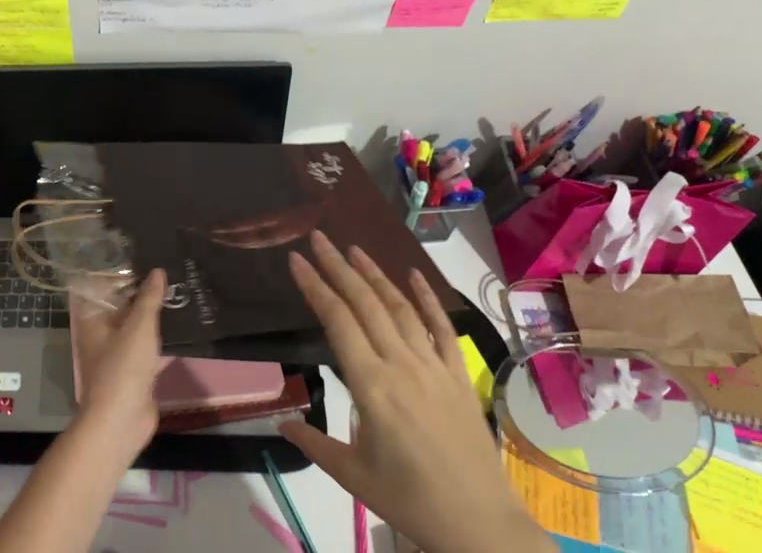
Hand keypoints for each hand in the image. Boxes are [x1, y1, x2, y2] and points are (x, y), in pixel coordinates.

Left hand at [69, 268, 165, 444]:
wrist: (122, 420)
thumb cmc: (123, 367)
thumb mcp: (139, 326)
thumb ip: (149, 298)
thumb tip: (157, 271)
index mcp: (93, 319)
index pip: (103, 287)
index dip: (122, 272)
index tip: (145, 256)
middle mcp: (101, 333)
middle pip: (122, 306)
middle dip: (142, 292)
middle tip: (170, 271)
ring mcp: (117, 354)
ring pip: (136, 327)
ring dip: (153, 315)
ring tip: (179, 292)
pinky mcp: (134, 371)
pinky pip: (147, 347)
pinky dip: (160, 337)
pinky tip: (181, 325)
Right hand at [279, 232, 553, 552]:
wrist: (480, 523)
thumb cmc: (411, 501)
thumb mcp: (353, 476)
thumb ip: (315, 444)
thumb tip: (281, 421)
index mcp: (371, 387)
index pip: (337, 322)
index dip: (315, 287)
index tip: (296, 260)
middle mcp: (402, 365)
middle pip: (365, 304)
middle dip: (339, 268)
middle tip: (318, 239)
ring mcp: (434, 367)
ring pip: (400, 308)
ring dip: (375, 275)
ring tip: (354, 249)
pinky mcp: (458, 376)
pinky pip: (442, 329)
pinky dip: (427, 298)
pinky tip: (413, 275)